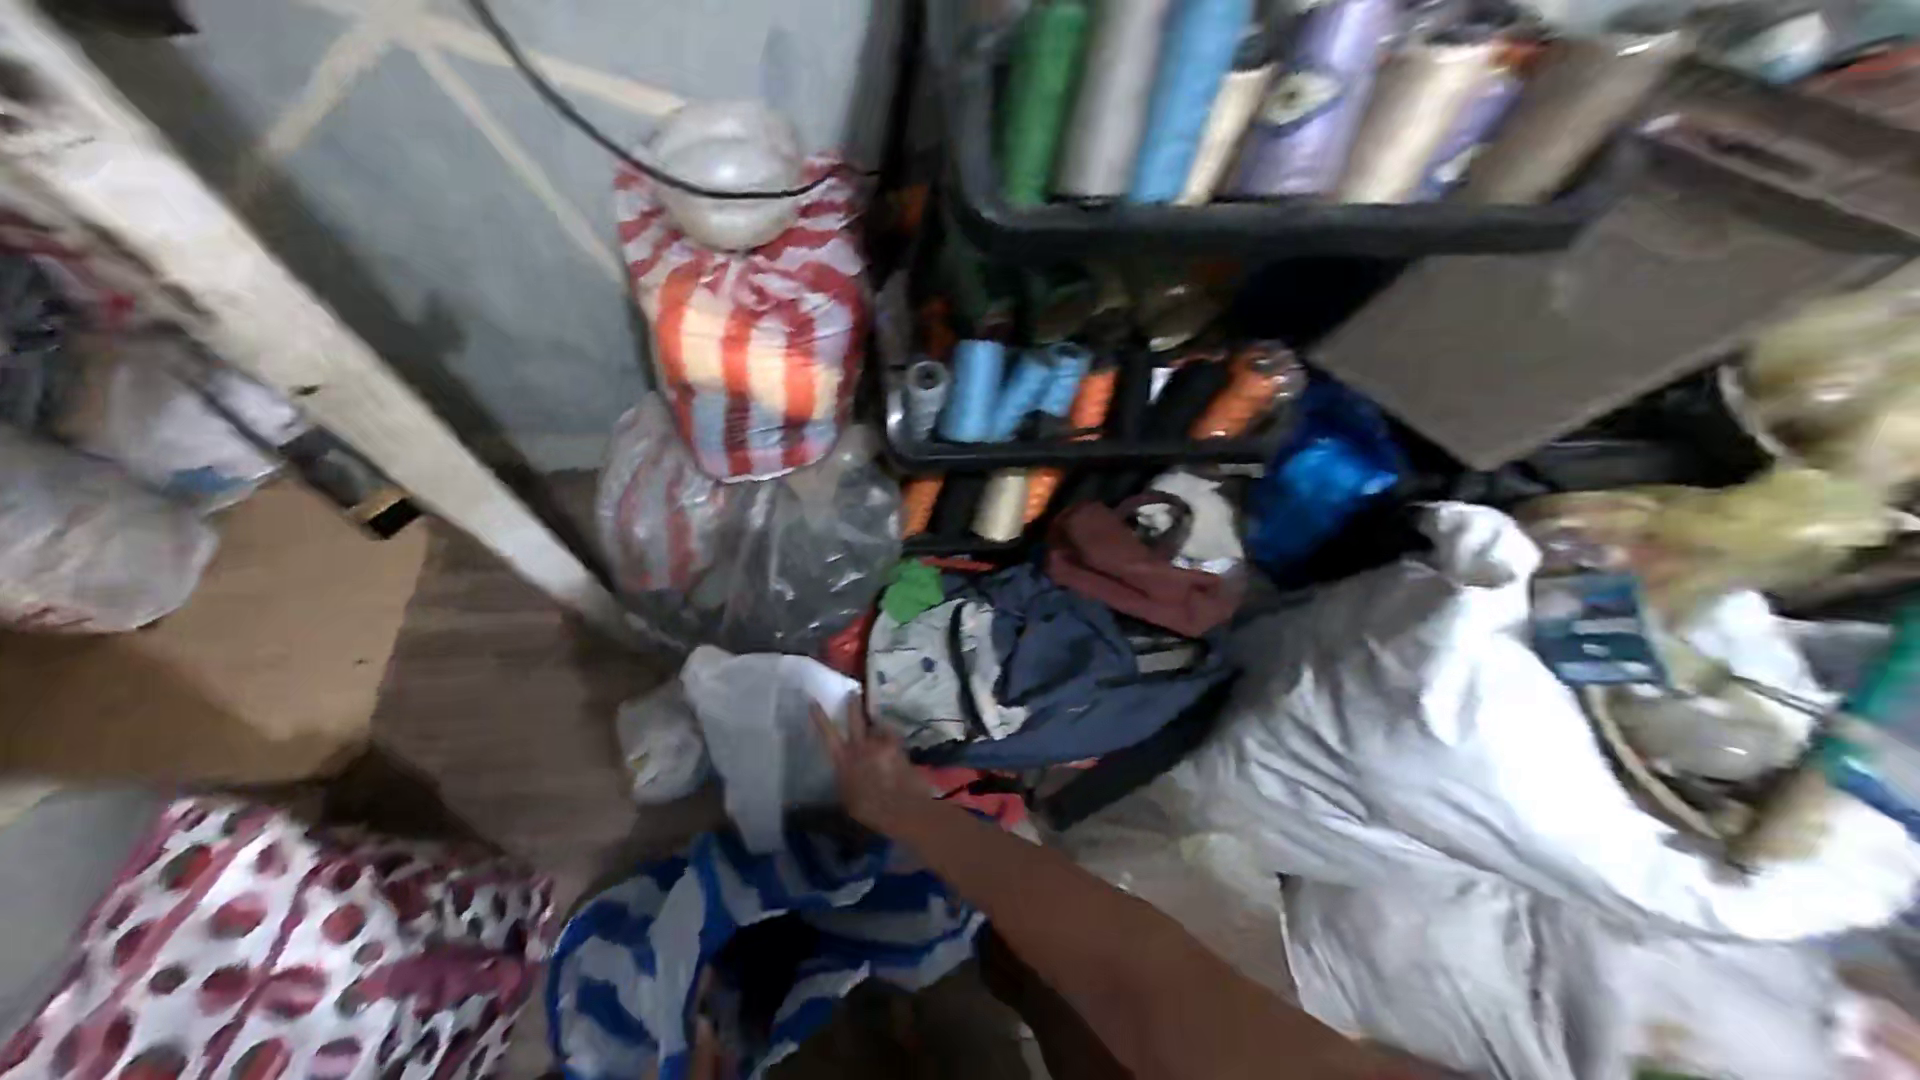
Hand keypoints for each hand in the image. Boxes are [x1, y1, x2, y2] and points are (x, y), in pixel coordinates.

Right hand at [811, 695, 932, 832]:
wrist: (901, 808)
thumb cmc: (870, 810)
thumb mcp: (847, 799)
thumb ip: (845, 779)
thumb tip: (844, 773)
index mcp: (843, 761)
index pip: (827, 734)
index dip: (820, 717)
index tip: (814, 701)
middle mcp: (860, 747)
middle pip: (855, 719)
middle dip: (853, 704)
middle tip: (854, 691)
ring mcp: (880, 744)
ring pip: (876, 727)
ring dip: (877, 728)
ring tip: (879, 731)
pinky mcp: (898, 746)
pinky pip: (892, 736)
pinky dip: (890, 738)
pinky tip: (893, 745)